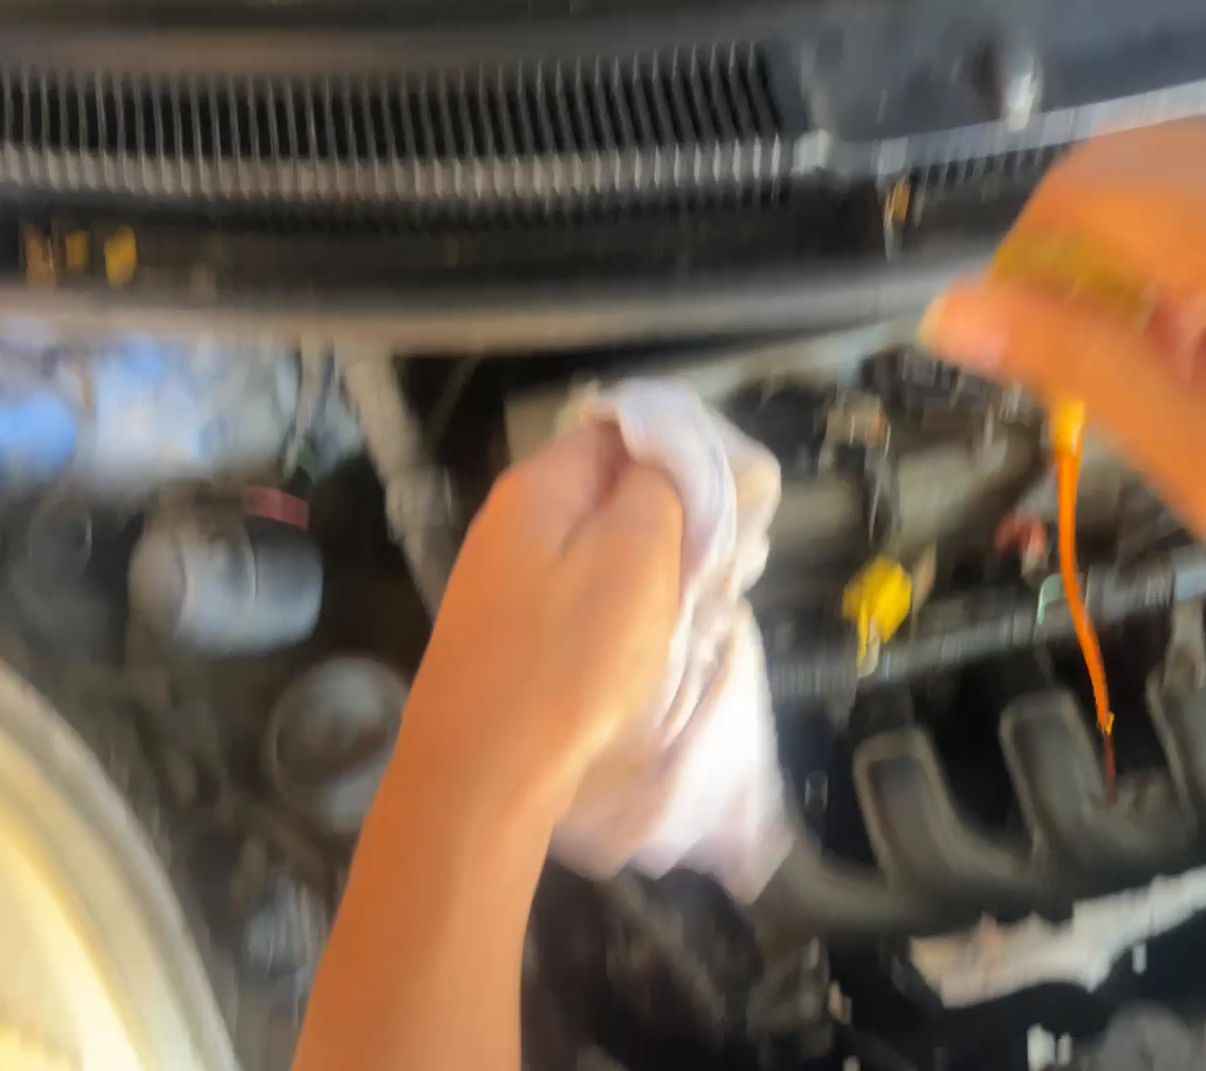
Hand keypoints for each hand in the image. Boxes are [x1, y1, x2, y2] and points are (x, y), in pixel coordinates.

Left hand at [407, 422, 683, 786]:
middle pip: (611, 487)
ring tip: (687, 603)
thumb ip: (658, 486)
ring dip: (650, 564)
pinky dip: (619, 600)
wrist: (482, 774)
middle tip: (713, 563)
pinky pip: (579, 587)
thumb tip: (671, 456)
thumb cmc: (571, 658)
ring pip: (599, 541)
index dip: (680, 454)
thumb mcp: (635, 554)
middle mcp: (513, 518)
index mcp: (541, 485)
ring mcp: (505, 574)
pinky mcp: (509, 623)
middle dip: (670, 516)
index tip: (724, 500)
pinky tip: (640, 636)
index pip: (622, 430)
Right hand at [924, 119, 1205, 639]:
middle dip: (1071, 257)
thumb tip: (952, 312)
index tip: (1021, 351)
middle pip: (1125, 163)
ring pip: (1184, 168)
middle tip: (1090, 364)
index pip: (1080, 194)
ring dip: (1135, 253)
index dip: (1020, 268)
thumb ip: (1075, 365)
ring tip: (1171, 362)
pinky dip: (1199, 245)